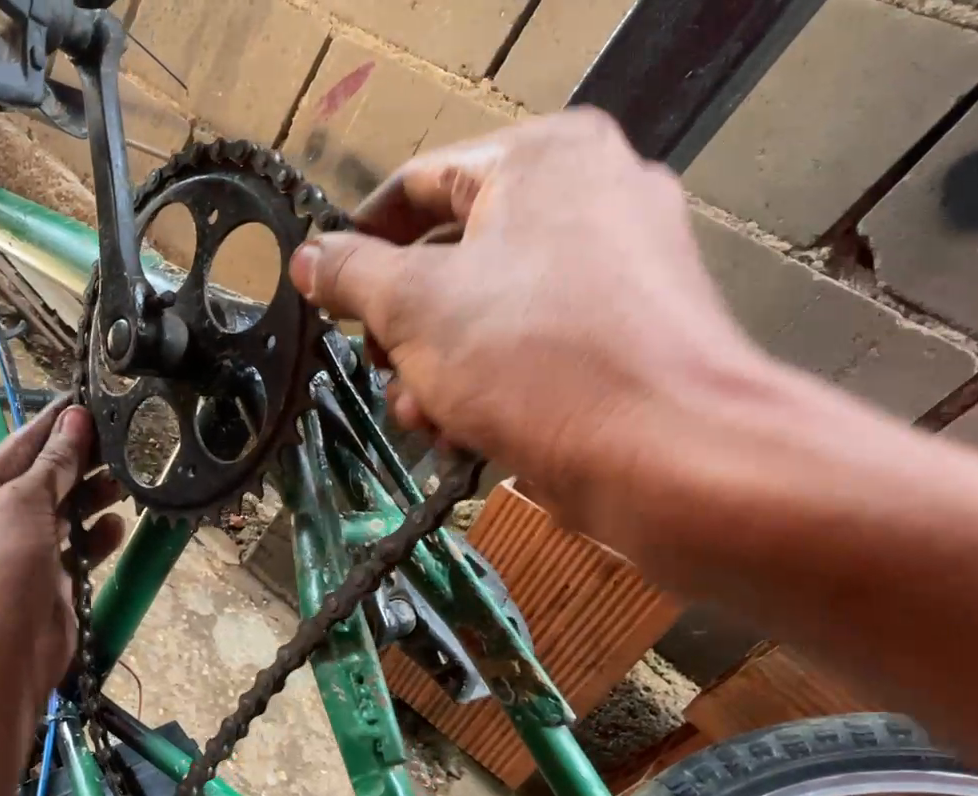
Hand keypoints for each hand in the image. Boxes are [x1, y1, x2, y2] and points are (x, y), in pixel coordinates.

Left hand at [0, 400, 125, 692]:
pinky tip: (116, 525)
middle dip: (78, 461)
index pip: (16, 449)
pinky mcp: (49, 578)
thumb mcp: (24, 503)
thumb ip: (54, 463)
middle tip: (118, 439)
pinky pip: (77, 547)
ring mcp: (22, 551)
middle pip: (42, 479)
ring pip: (63, 512)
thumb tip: (76, 419)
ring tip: (123, 480)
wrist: (5, 652)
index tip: (85, 401)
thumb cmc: (2, 566)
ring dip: (91, 497)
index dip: (52, 426)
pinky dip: (96, 536)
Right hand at [288, 110, 776, 521]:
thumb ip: (350, 273)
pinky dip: (483, 378)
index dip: (358, 240)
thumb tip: (307, 257)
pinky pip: (526, 338)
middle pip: (448, 252)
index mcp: (543, 158)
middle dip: (398, 325)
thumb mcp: (413, 307)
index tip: (324, 295)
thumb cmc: (531, 358)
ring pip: (481, 304)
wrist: (669, 454)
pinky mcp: (625, 328)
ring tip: (421, 412)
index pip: (416, 184)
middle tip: (378, 366)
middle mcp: (588, 193)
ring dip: (431, 364)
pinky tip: (460, 427)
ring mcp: (615, 263)